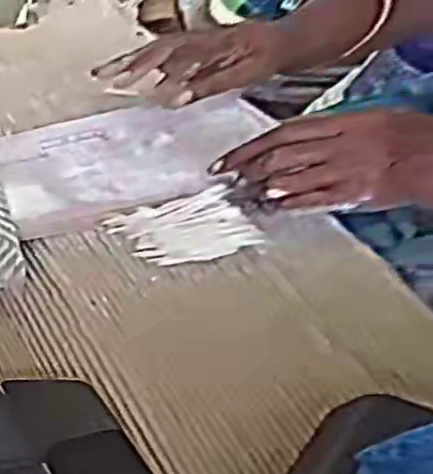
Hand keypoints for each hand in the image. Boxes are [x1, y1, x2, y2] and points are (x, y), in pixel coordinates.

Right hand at [92, 23, 294, 104]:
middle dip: (132, 60)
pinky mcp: (197, 50)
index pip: (179, 51)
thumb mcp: (250, 72)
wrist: (299, 37)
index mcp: (221, 42)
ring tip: (104, 74)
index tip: (123, 80)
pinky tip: (126, 75)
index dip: (147, 64)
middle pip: (164, 46)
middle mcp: (208, 38)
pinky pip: (166, 53)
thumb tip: (173, 100)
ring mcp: (202, 42)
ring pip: (162, 48)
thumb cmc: (275, 55)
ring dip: (131, 62)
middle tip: (102, 74)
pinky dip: (142, 64)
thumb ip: (211, 85)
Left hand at [215, 107, 432, 210]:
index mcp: (349, 122)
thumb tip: (272, 149)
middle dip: (249, 173)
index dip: (245, 150)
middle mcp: (344, 144)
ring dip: (263, 191)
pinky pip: (301, 202)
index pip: (284, 133)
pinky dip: (282, 205)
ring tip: (258, 193)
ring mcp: (346, 169)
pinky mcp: (349, 193)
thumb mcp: (368, 122)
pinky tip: (278, 204)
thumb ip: (322, 133)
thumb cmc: (402, 138)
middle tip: (238, 182)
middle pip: (278, 158)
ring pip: (283, 182)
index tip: (219, 166)